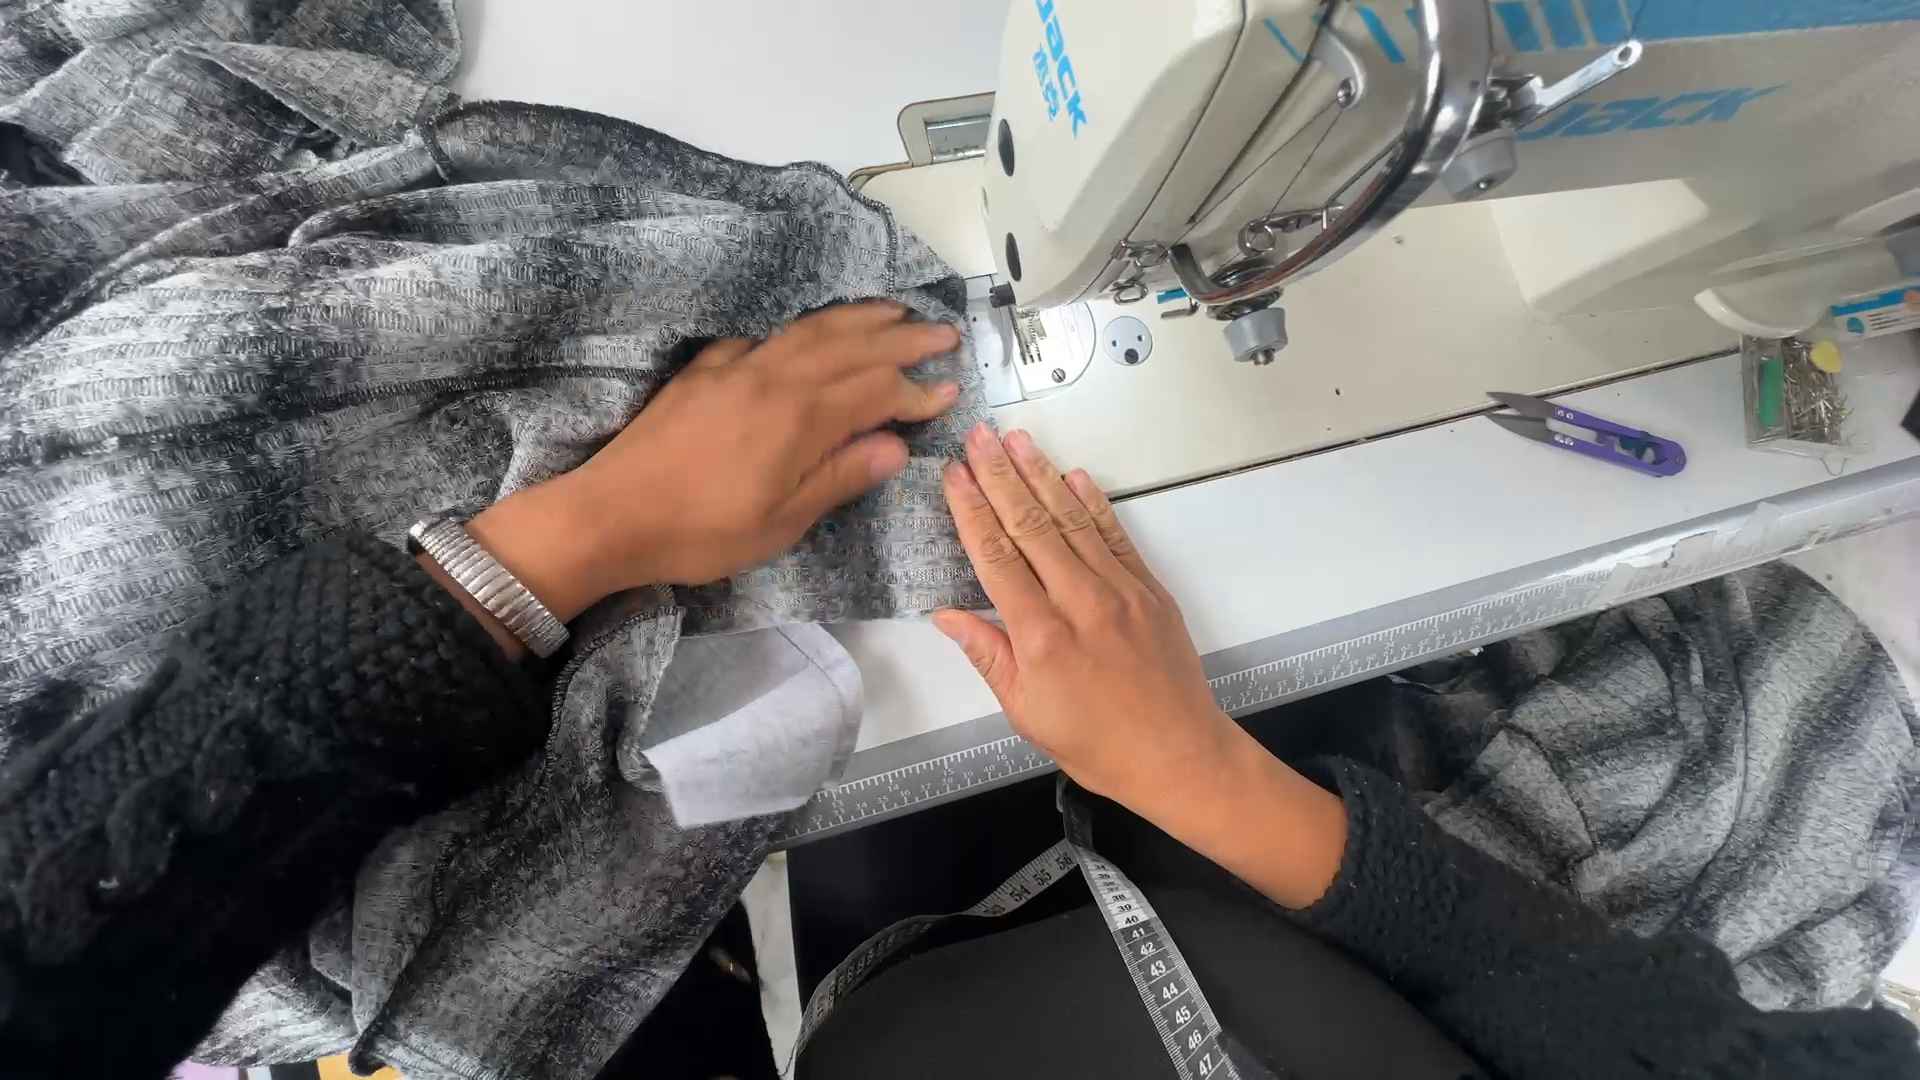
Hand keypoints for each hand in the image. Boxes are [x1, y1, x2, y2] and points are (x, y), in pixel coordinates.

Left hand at [445, 301, 960, 649]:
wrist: (611, 514)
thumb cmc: (704, 531)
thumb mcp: (784, 520)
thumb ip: (842, 476)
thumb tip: (896, 446)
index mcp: (800, 416)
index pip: (877, 390)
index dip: (918, 391)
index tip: (951, 392)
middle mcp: (775, 377)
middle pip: (854, 346)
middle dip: (905, 338)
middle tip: (945, 332)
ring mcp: (738, 365)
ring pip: (813, 329)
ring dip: (861, 317)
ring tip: (896, 310)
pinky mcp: (708, 368)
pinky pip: (769, 334)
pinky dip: (805, 327)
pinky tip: (813, 331)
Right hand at [931, 425, 1235, 805]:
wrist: (1179, 756)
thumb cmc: (1101, 744)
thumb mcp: (1026, 712)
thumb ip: (988, 655)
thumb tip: (949, 617)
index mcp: (1042, 635)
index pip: (996, 556)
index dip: (971, 510)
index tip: (954, 476)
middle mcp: (1080, 601)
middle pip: (1030, 524)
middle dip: (999, 475)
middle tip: (979, 437)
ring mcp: (1119, 589)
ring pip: (1072, 519)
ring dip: (1041, 475)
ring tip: (1018, 440)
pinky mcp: (1148, 588)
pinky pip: (1115, 535)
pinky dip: (1094, 503)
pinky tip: (1075, 476)